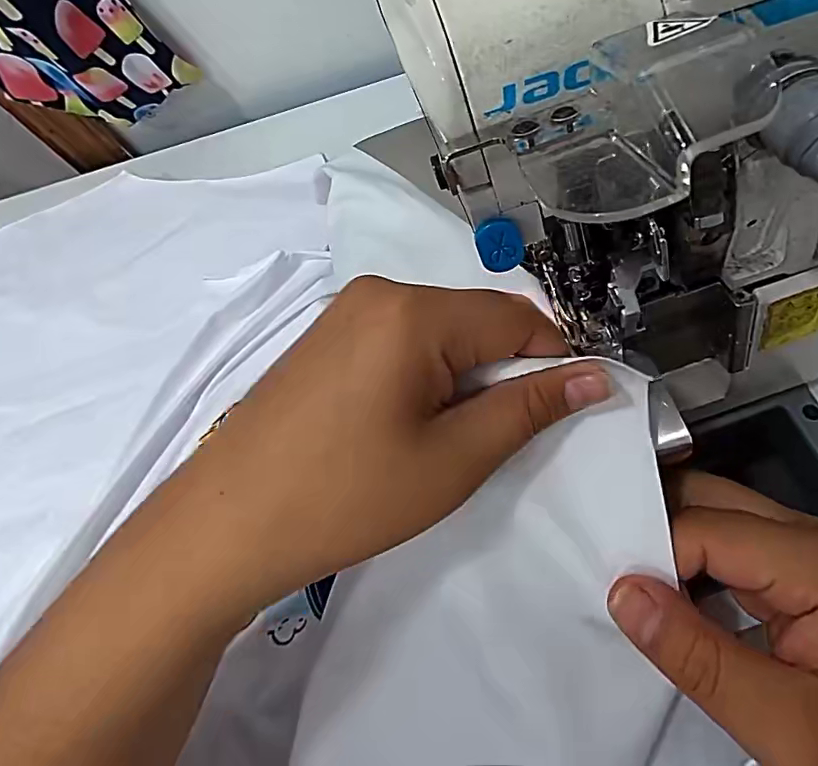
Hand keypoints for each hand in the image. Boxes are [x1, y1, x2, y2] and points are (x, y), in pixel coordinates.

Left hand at [161, 275, 612, 614]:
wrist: (225, 525)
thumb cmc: (346, 496)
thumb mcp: (452, 459)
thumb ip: (527, 409)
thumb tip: (592, 376)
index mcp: (412, 312)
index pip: (514, 317)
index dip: (550, 358)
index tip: (560, 407)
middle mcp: (379, 292)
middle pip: (474, 318)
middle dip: (500, 369)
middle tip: (489, 435)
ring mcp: (347, 308)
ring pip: (440, 328)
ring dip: (462, 371)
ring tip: (443, 434)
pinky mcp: (328, 331)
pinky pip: (401, 335)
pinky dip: (424, 369)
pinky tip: (404, 419)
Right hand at [608, 473, 817, 765]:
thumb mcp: (794, 726)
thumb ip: (703, 657)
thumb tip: (627, 593)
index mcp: (814, 559)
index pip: (702, 527)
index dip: (652, 554)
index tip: (614, 590)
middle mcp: (808, 544)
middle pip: (707, 501)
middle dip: (653, 525)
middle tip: (609, 567)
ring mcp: (804, 563)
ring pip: (712, 521)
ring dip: (667, 547)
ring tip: (628, 583)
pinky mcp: (797, 588)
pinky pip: (726, 554)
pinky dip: (688, 568)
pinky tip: (666, 599)